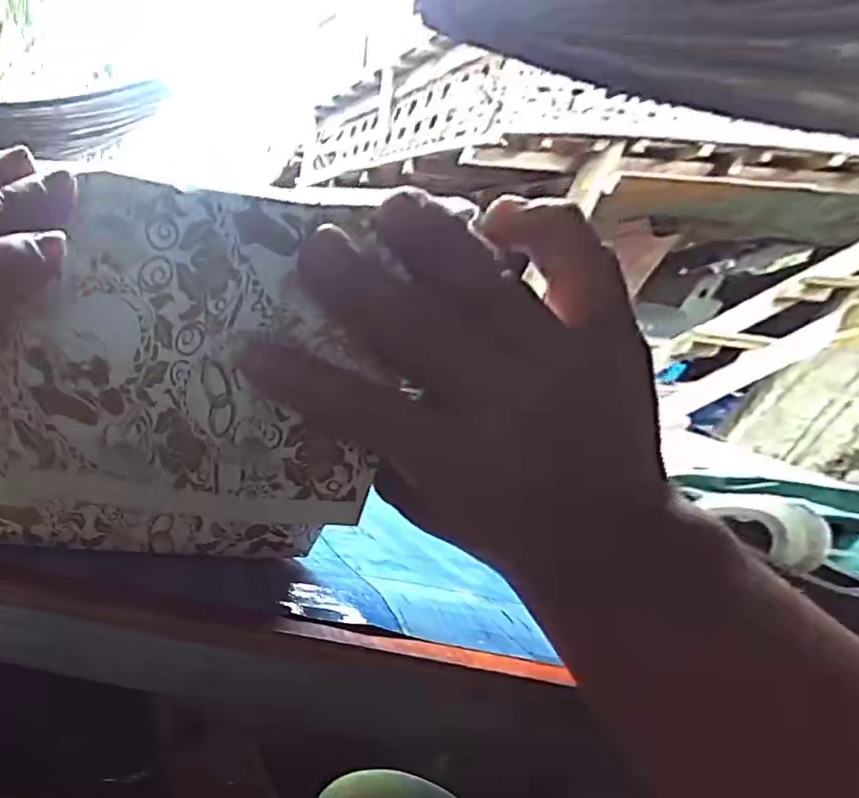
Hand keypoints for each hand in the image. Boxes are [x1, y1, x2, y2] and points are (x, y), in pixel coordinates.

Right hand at [239, 192, 671, 582]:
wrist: (608, 535)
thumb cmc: (488, 522)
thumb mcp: (414, 500)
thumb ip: (374, 444)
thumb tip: (330, 388)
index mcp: (446, 453)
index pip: (355, 404)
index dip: (297, 376)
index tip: (249, 349)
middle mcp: (502, 398)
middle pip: (415, 329)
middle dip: (358, 284)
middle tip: (316, 244)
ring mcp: (561, 360)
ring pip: (486, 286)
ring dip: (433, 240)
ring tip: (393, 203)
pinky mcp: (609, 335)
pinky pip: (581, 266)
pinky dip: (545, 230)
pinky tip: (501, 214)